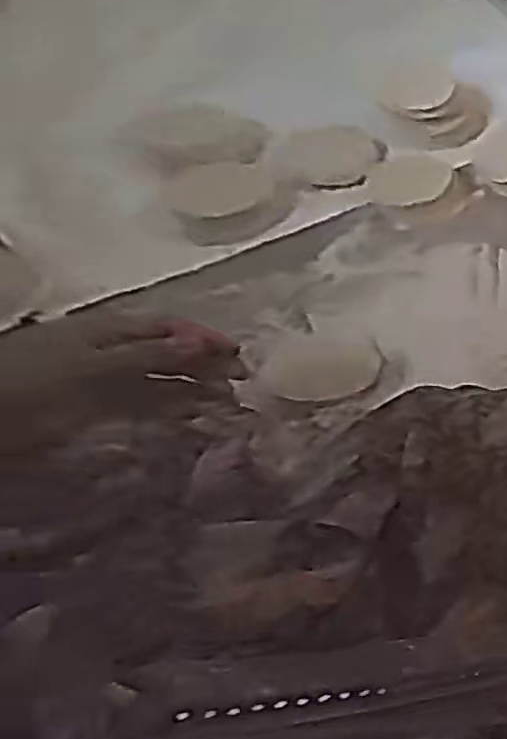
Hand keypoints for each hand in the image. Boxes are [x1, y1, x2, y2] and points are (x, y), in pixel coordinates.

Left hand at [0, 312, 243, 409]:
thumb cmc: (31, 381)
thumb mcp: (94, 364)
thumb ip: (151, 353)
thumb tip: (207, 342)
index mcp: (107, 331)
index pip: (170, 327)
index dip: (207, 337)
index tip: (239, 355)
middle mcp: (109, 349)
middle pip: (170, 350)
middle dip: (209, 362)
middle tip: (243, 379)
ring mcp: (104, 375)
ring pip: (163, 376)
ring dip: (198, 385)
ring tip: (226, 398)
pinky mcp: (99, 401)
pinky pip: (148, 398)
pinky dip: (176, 403)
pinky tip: (194, 411)